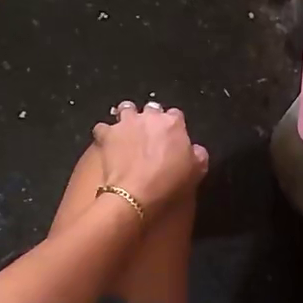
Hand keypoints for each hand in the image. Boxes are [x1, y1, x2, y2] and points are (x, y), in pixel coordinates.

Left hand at [93, 102, 208, 212]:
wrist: (136, 194)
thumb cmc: (170, 182)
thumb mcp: (197, 171)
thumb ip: (198, 154)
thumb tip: (195, 149)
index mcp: (173, 122)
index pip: (176, 115)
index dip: (174, 126)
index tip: (172, 138)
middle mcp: (149, 117)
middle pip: (151, 108)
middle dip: (151, 119)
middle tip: (151, 135)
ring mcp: (126, 123)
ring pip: (126, 109)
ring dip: (128, 118)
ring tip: (128, 131)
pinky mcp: (107, 134)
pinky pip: (103, 127)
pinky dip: (106, 134)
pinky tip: (108, 143)